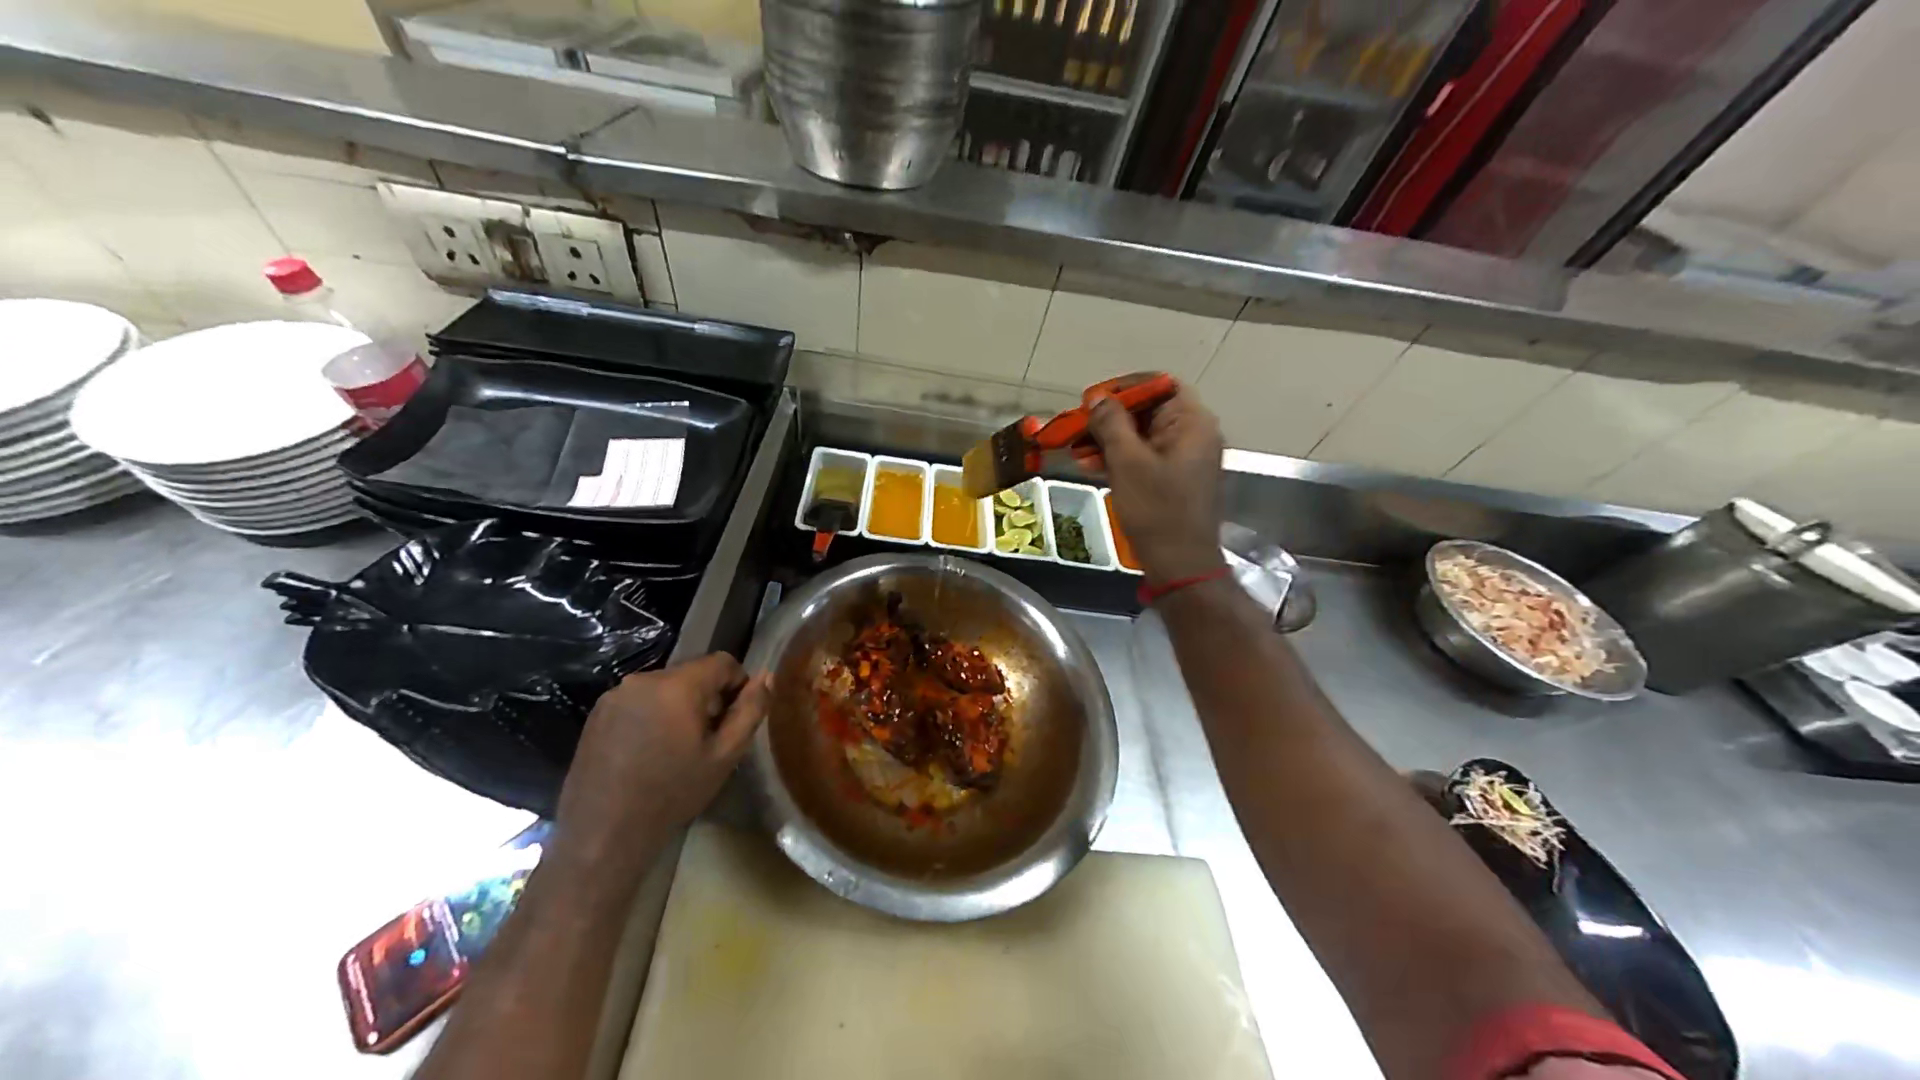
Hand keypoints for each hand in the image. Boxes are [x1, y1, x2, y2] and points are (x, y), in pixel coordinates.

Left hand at [552, 653, 770, 872]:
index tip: (736, 717)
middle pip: (691, 673)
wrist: (604, 832)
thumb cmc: (673, 793)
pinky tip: (649, 750)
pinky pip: (639, 700)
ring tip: (677, 746)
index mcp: (678, 685)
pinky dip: (652, 714)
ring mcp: (615, 695)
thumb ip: (750, 710)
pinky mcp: (597, 712)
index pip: (722, 662)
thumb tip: (766, 677)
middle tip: (709, 737)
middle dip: (707, 697)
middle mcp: (644, 679)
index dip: (738, 683)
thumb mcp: (725, 755)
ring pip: (664, 687)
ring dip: (679, 705)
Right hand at [1085, 383, 1225, 585]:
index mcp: (1192, 423)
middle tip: (1077, 426)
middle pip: (1148, 410)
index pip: (1160, 385)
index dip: (1124, 387)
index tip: (1092, 399)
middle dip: (1109, 417)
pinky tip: (1089, 466)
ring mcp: (1184, 458)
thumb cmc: (1157, 510)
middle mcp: (1194, 434)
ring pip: (1142, 435)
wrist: (1180, 564)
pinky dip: (1118, 458)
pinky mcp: (1174, 479)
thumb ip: (1111, 424)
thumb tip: (1097, 399)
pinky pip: (1144, 456)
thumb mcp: (1128, 463)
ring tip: (1075, 449)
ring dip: (1108, 439)